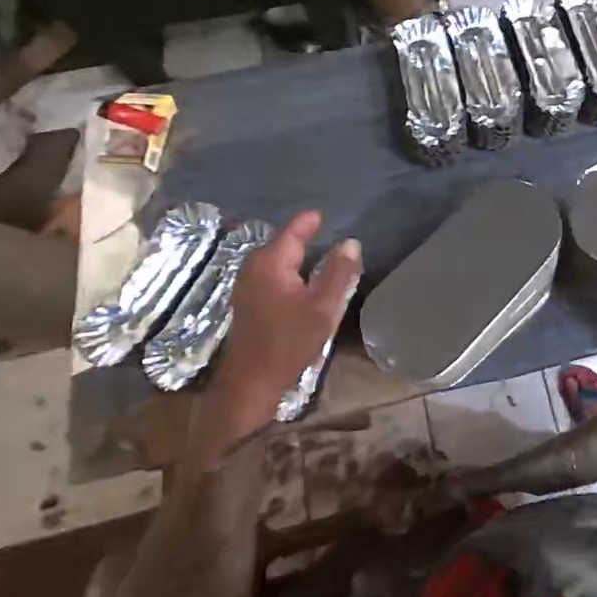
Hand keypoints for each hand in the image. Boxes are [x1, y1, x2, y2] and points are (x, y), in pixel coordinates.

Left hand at [204, 211, 360, 461]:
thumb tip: (350, 242)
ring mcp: (246, 285)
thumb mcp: (323, 307)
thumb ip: (339, 272)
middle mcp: (254, 267)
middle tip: (328, 234)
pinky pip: (271, 275)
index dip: (310, 221)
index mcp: (271, 262)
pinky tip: (302, 282)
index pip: (294, 230)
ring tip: (320, 255)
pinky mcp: (247, 302)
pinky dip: (288, 272)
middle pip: (283, 243)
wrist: (251, 383)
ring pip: (276, 260)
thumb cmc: (288, 342)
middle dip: (304, 237)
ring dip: (296, 256)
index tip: (324, 214)